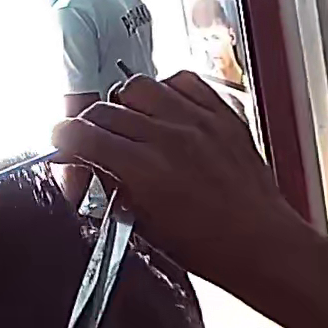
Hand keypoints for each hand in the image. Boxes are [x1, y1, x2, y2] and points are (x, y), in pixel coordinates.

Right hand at [52, 71, 302, 274]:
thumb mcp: (141, 222)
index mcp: (144, 170)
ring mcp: (197, 121)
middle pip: (104, 109)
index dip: (63, 136)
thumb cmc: (207, 246)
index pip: (83, 134)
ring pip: (137, 85)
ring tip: (131, 121)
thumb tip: (86, 160)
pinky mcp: (222, 115)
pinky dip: (166, 90)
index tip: (62, 140)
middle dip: (89, 125)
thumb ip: (110, 182)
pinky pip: (182, 80)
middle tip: (93, 139)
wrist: (265, 247)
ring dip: (124, 102)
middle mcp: (168, 138)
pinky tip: (165, 110)